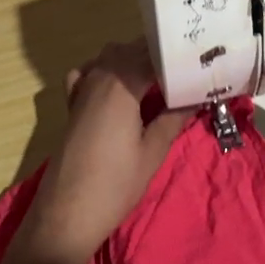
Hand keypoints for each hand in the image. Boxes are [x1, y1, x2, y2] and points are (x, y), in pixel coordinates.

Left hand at [24, 40, 192, 263]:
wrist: (67, 213)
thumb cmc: (115, 184)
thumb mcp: (152, 152)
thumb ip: (174, 118)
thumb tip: (196, 97)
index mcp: (122, 84)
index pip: (152, 53)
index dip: (175, 55)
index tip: (197, 61)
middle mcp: (100, 77)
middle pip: (131, 49)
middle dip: (157, 55)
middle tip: (184, 70)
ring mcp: (82, 88)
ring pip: (110, 56)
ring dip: (132, 59)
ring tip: (157, 77)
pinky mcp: (72, 104)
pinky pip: (88, 71)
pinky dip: (103, 69)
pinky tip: (117, 86)